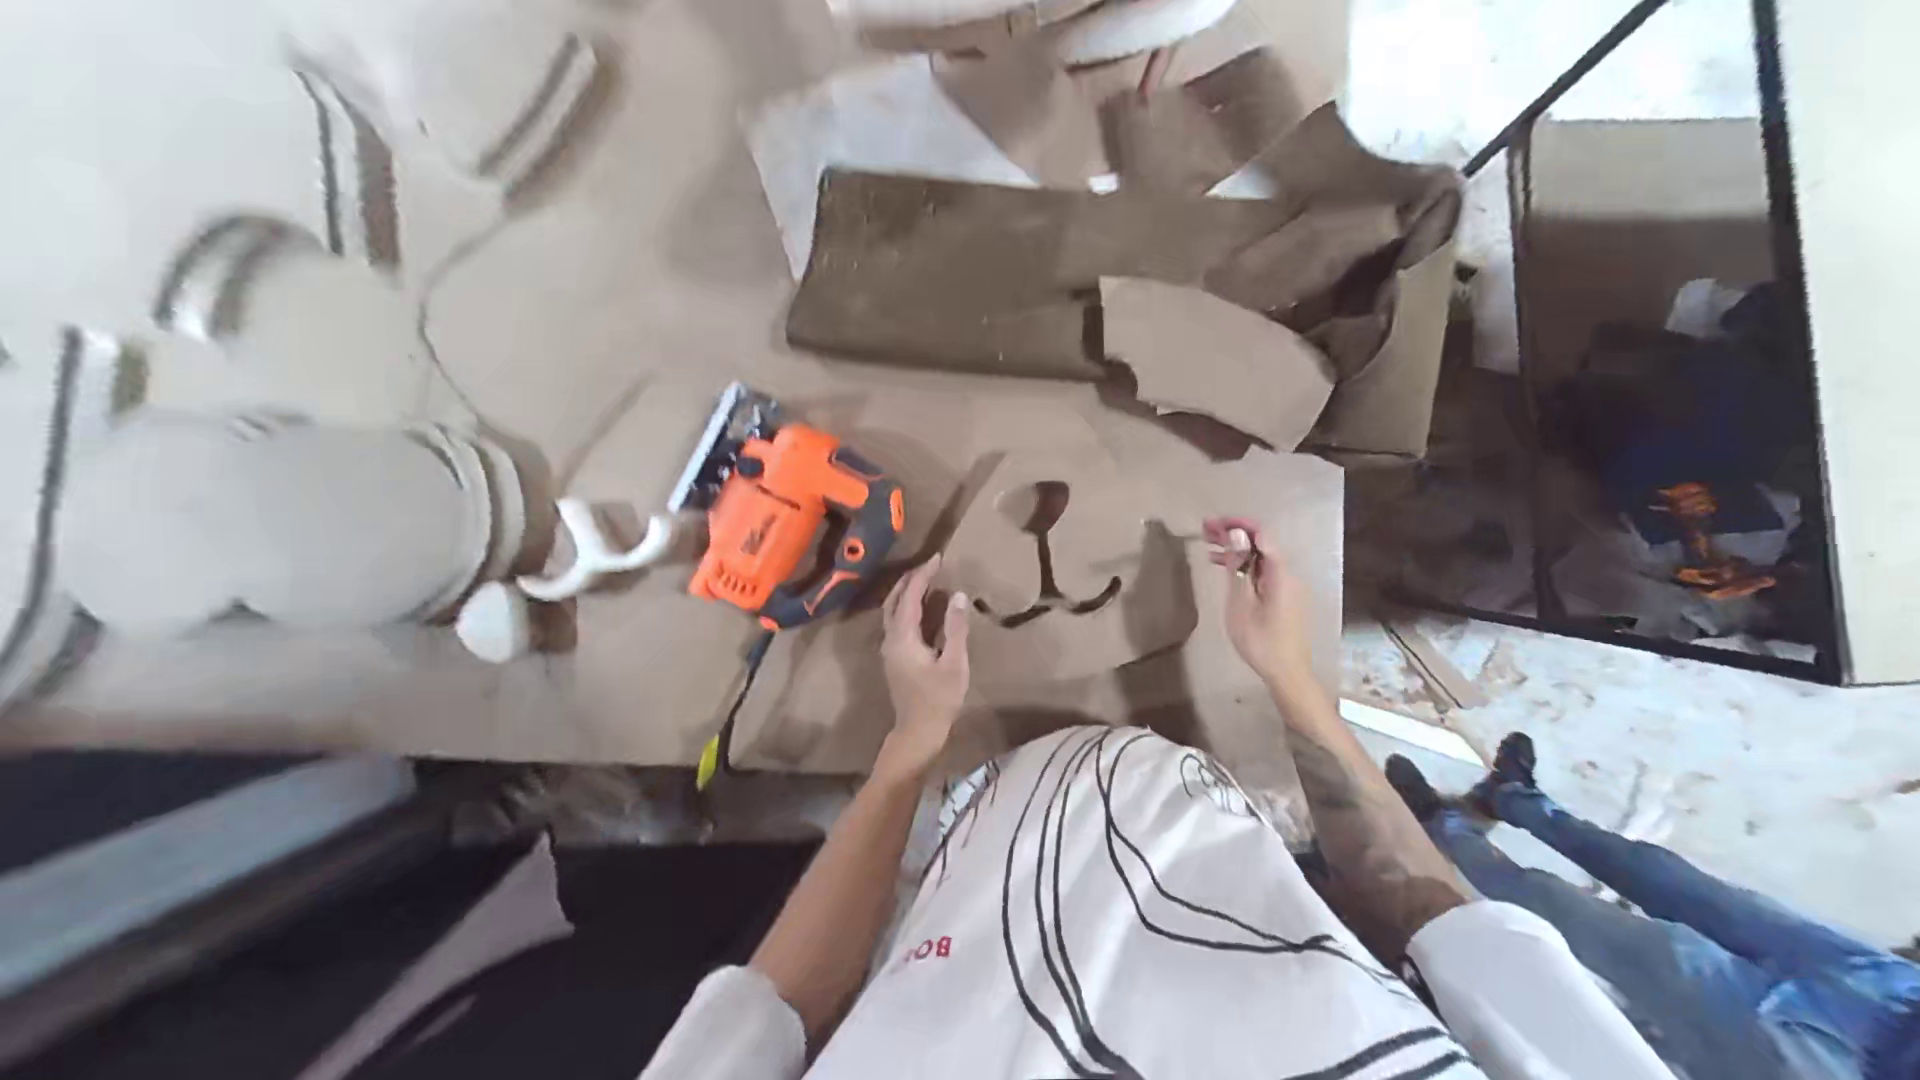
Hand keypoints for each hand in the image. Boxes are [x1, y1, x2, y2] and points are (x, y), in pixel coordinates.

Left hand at [878, 553, 970, 779]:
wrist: (917, 731)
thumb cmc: (939, 699)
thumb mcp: (954, 663)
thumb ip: (955, 628)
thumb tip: (957, 595)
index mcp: (903, 637)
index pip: (910, 596)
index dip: (923, 575)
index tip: (937, 558)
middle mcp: (890, 639)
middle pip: (895, 600)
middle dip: (911, 579)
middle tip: (930, 565)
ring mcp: (889, 649)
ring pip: (892, 610)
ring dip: (906, 592)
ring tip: (925, 579)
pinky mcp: (894, 657)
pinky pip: (896, 621)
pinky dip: (907, 606)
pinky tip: (922, 607)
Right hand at [1205, 517, 1314, 692]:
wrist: (1286, 672)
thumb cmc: (1260, 639)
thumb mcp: (1241, 601)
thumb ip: (1238, 565)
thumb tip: (1235, 533)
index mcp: (1280, 572)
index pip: (1260, 534)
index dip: (1236, 524)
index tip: (1210, 523)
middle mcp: (1287, 573)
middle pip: (1261, 544)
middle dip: (1233, 534)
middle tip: (1204, 531)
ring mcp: (1286, 585)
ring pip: (1260, 557)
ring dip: (1236, 549)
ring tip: (1208, 545)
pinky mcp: (1282, 597)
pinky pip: (1261, 571)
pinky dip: (1243, 565)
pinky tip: (1224, 567)